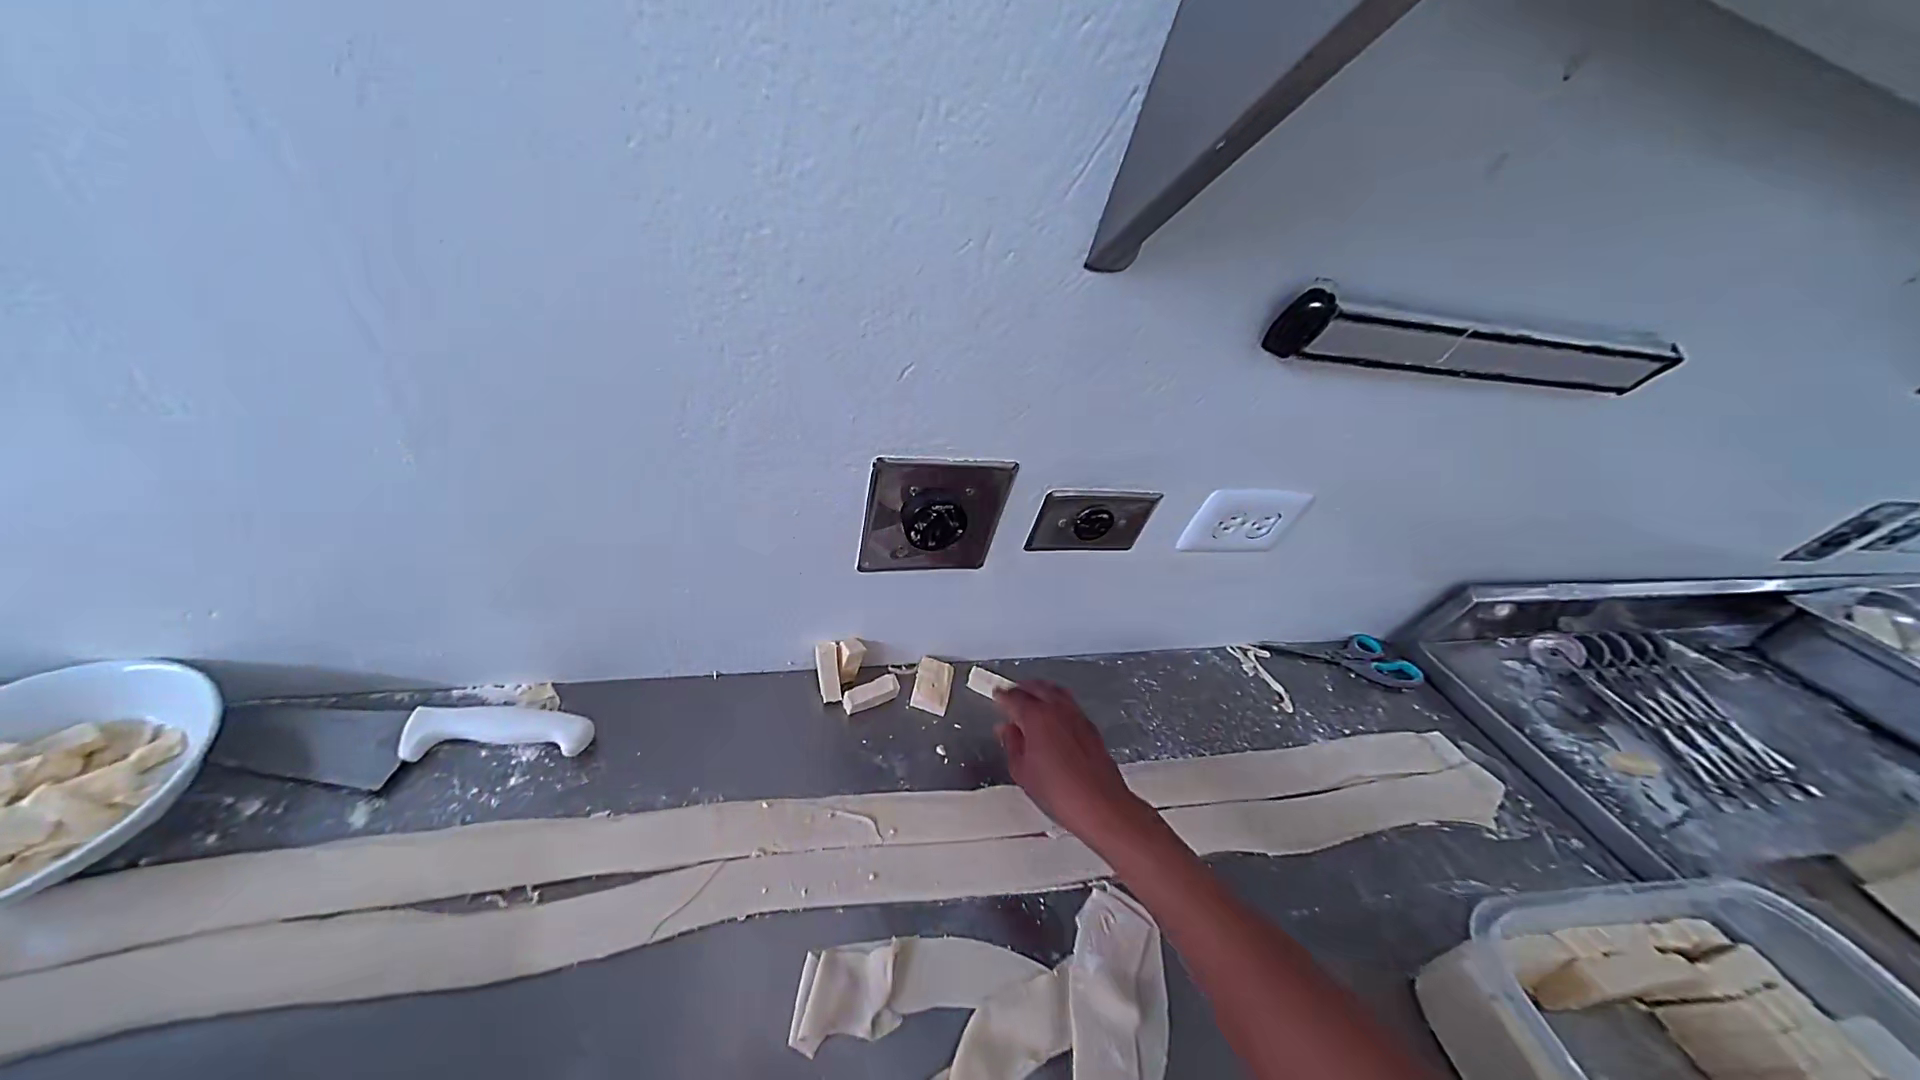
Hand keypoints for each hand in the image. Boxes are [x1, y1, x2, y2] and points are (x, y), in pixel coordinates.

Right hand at [992, 681, 1153, 844]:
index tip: (996, 696)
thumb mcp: (1022, 770)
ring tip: (1031, 701)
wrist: (1099, 804)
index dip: (1002, 696)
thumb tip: (1007, 731)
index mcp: (1036, 716)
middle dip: (1021, 689)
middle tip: (1010, 695)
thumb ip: (1011, 744)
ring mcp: (1077, 716)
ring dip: (1041, 691)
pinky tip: (1053, 716)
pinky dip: (1057, 702)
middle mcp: (1058, 709)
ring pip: (1055, 691)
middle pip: (1036, 687)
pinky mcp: (1090, 726)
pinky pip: (1069, 704)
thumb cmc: (1061, 791)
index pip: (1013, 697)